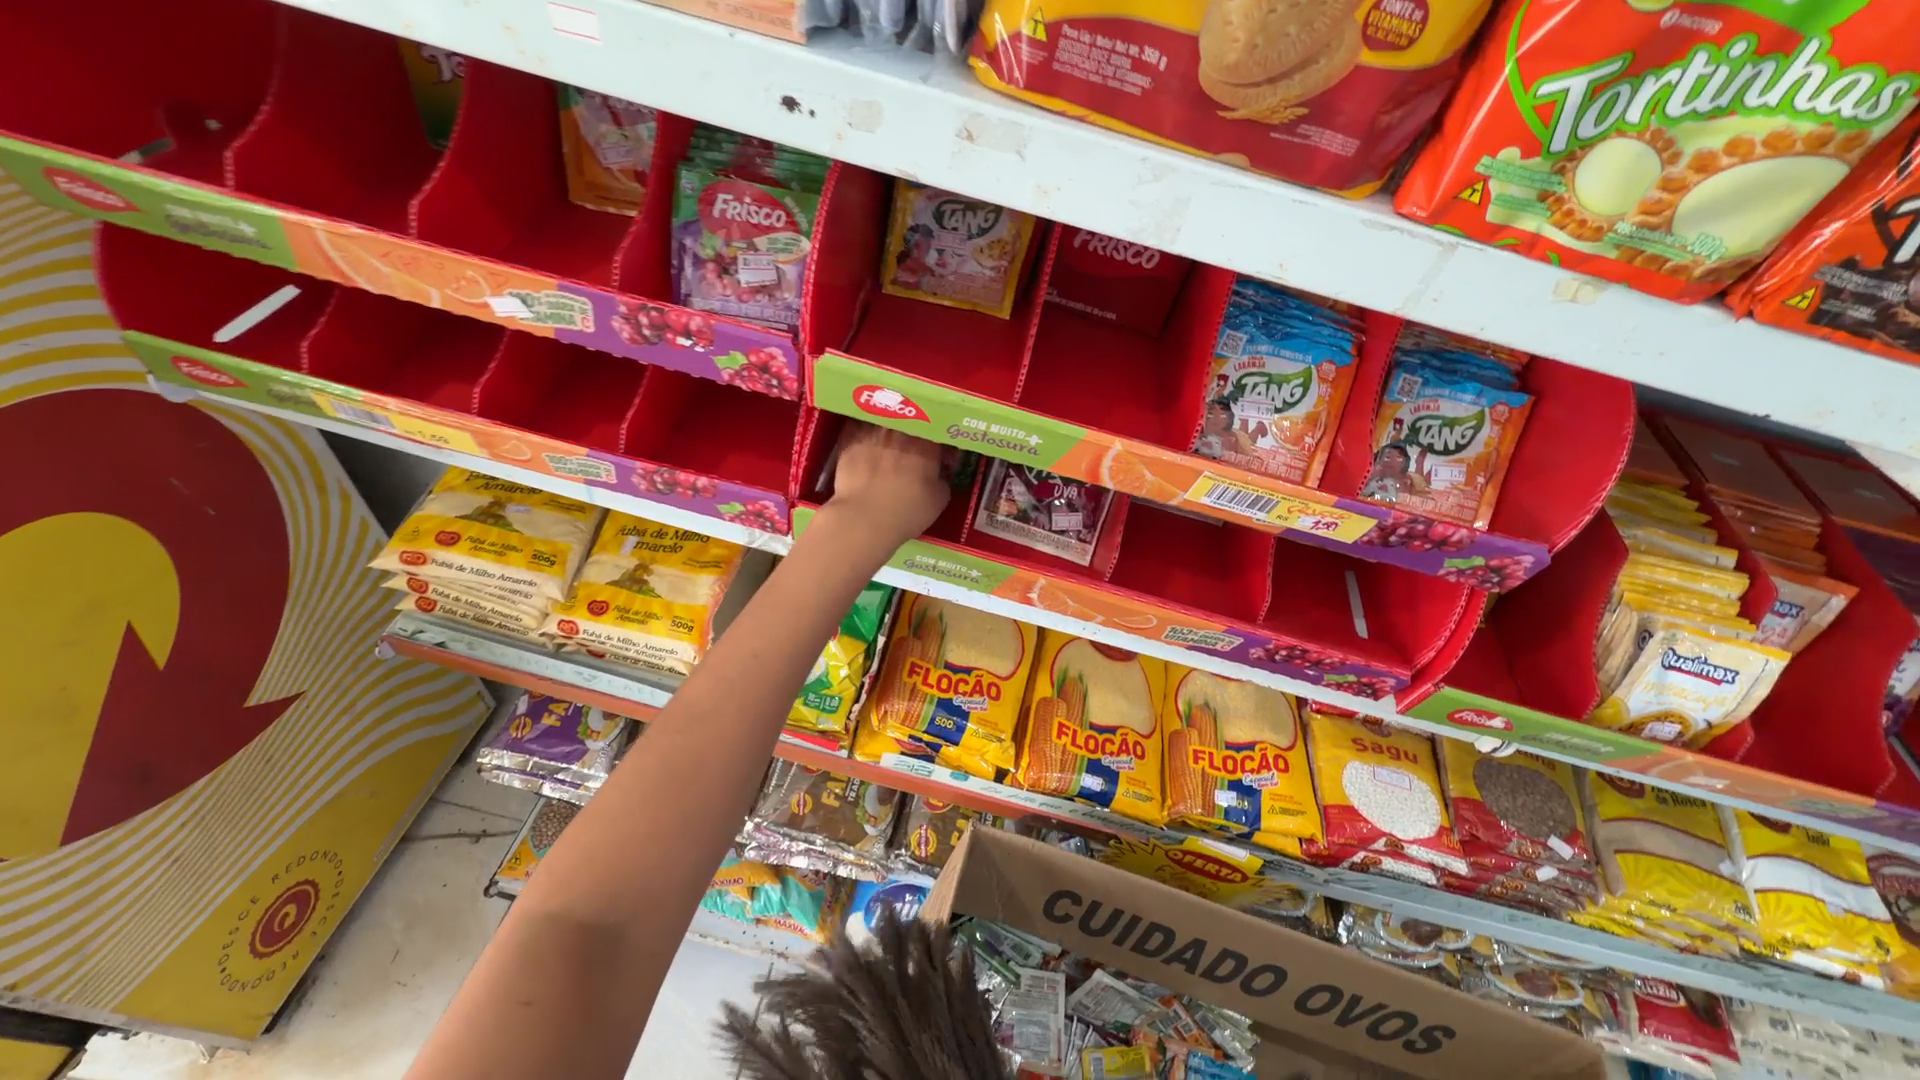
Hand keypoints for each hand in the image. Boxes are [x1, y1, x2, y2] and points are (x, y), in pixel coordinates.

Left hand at [823, 423, 948, 552]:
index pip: (934, 433)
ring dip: (885, 430)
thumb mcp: (938, 501)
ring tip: (882, 443)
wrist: (864, 517)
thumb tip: (939, 474)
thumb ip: (941, 481)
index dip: (932, 441)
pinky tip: (861, 446)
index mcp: (927, 445)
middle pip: (908, 423)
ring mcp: (874, 433)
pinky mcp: (849, 440)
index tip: (932, 451)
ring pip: (882, 422)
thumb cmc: (907, 512)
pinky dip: (862, 435)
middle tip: (906, 447)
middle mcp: (901, 432)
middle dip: (908, 432)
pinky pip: (858, 430)